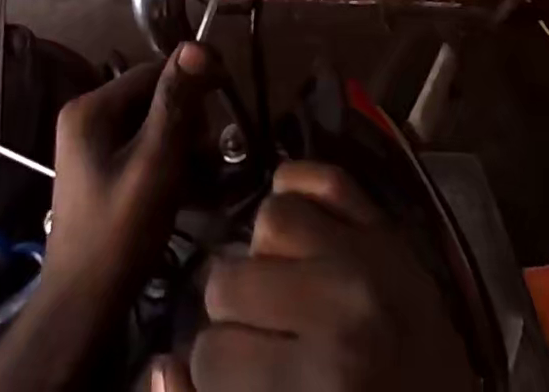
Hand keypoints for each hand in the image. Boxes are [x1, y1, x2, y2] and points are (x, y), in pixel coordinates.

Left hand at [0, 44, 213, 391]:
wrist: (85, 304)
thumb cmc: (120, 231)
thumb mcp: (155, 162)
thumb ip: (175, 104)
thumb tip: (196, 45)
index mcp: (90, 107)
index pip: (153, 72)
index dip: (191, 82)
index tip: (225, 101)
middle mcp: (87, 116)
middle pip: (154, 97)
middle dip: (187, 122)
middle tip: (205, 156)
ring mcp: (92, 144)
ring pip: (154, 123)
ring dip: (183, 144)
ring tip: (198, 177)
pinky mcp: (102, 168)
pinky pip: (145, 147)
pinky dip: (168, 161)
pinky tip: (186, 187)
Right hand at [168, 162, 475, 391]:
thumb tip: (160, 363)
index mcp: (318, 382)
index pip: (211, 354)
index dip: (216, 371)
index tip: (241, 378)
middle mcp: (344, 307)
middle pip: (228, 281)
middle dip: (234, 315)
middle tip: (264, 337)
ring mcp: (372, 254)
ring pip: (269, 218)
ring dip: (265, 253)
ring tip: (286, 285)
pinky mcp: (389, 226)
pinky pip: (322, 176)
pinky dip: (300, 191)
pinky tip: (301, 231)